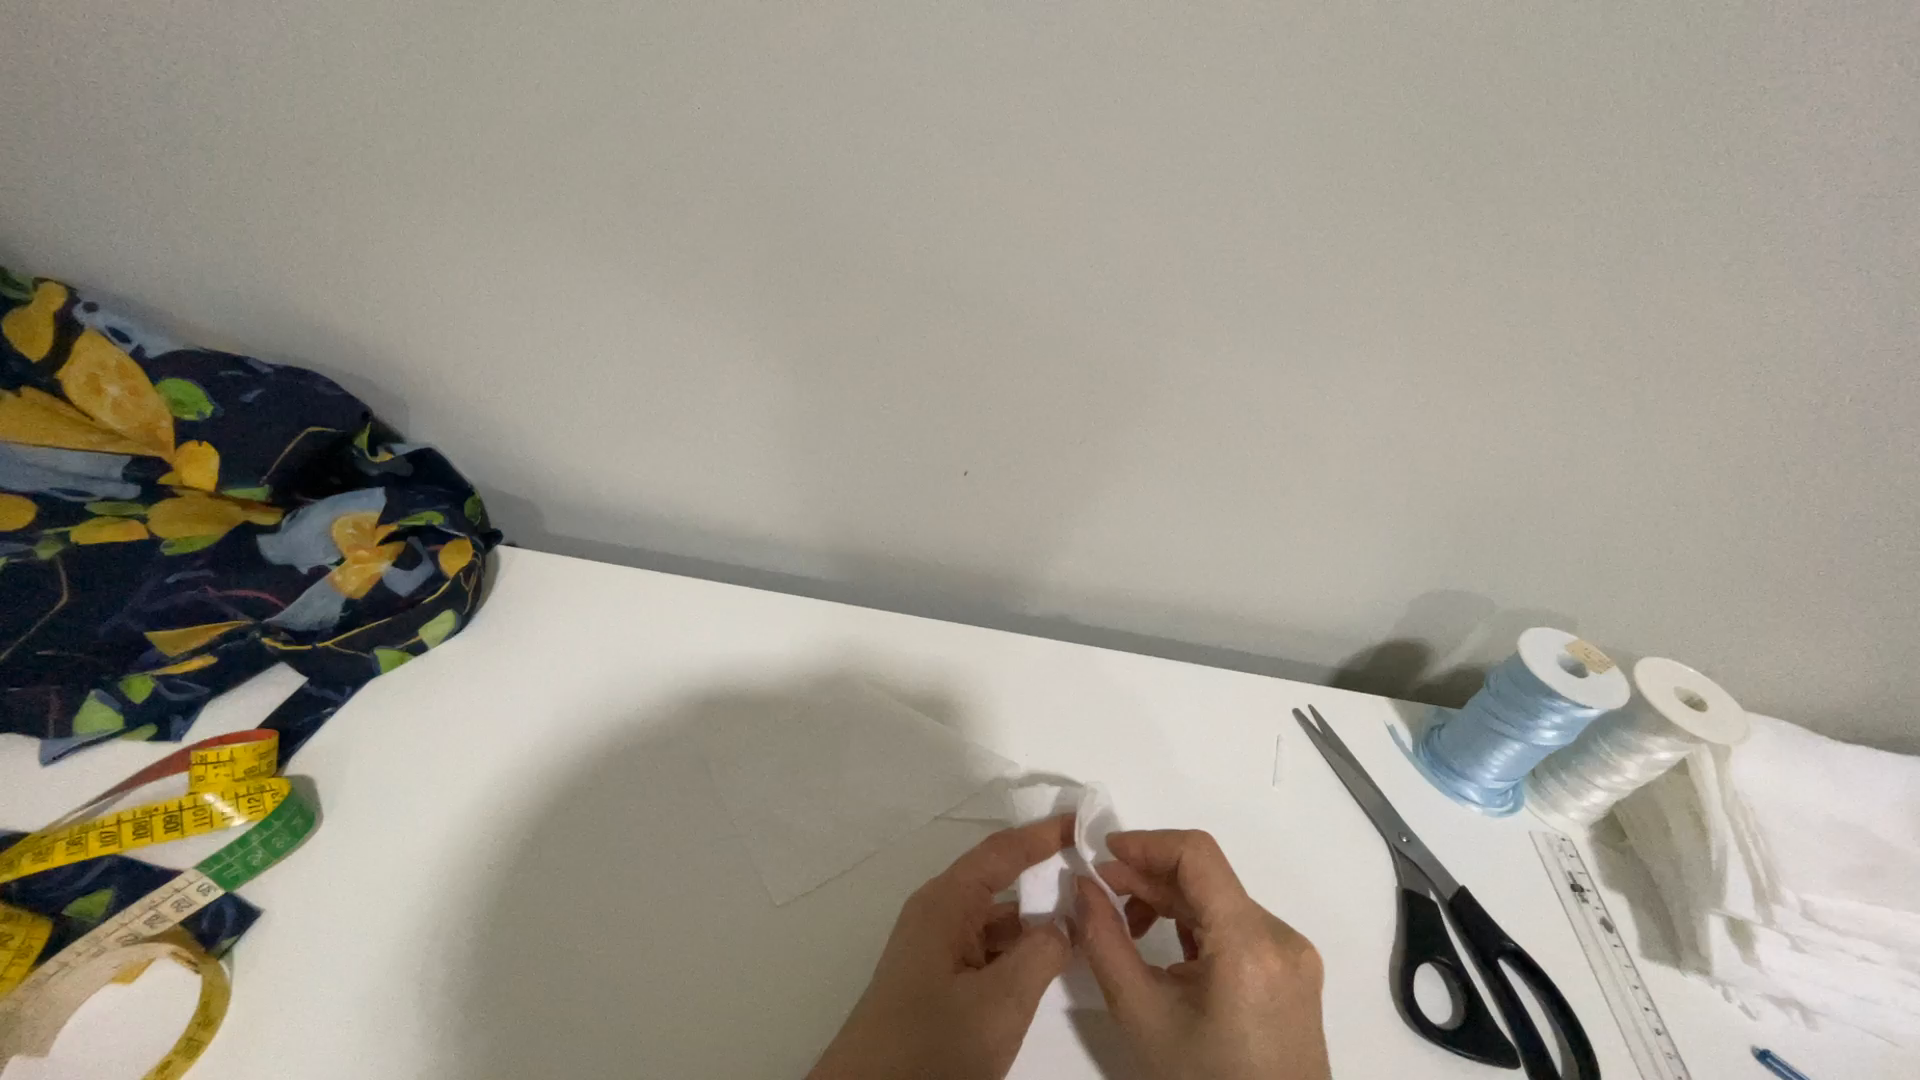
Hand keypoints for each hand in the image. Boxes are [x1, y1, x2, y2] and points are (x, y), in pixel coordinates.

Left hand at [808, 816, 1074, 1079]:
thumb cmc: (933, 1043)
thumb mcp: (1000, 1002)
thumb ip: (1041, 954)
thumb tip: (1064, 924)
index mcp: (946, 902)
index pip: (1002, 851)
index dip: (1043, 834)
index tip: (1084, 821)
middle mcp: (939, 914)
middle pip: (999, 880)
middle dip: (1044, 874)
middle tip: (1096, 872)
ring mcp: (936, 949)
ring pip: (996, 919)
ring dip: (1036, 919)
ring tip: (1087, 918)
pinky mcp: (938, 981)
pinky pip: (988, 949)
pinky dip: (1020, 949)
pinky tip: (1049, 961)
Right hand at [1076, 829, 1330, 1079]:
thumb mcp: (1141, 1014)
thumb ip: (1104, 940)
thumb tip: (1081, 884)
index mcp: (1250, 943)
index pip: (1197, 854)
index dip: (1145, 843)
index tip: (1102, 854)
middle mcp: (1281, 936)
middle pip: (1205, 878)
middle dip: (1147, 877)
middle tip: (1099, 892)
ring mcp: (1292, 955)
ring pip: (1218, 900)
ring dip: (1168, 901)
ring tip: (1128, 926)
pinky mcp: (1291, 972)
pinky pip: (1235, 926)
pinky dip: (1194, 925)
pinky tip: (1165, 948)